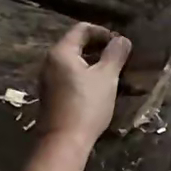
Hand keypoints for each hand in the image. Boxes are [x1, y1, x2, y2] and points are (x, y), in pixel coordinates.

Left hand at [39, 23, 130, 145]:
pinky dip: (84, 76)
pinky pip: (69, 77)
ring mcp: (47, 80)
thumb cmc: (87, 106)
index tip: (120, 45)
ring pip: (73, 62)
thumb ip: (115, 54)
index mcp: (61, 52)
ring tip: (113, 74)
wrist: (64, 142)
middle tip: (119, 59)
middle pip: (76, 44)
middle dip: (100, 48)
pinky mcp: (50, 95)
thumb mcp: (107, 77)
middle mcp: (49, 62)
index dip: (104, 32)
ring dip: (94, 64)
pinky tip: (99, 89)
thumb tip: (122, 39)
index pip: (82, 29)